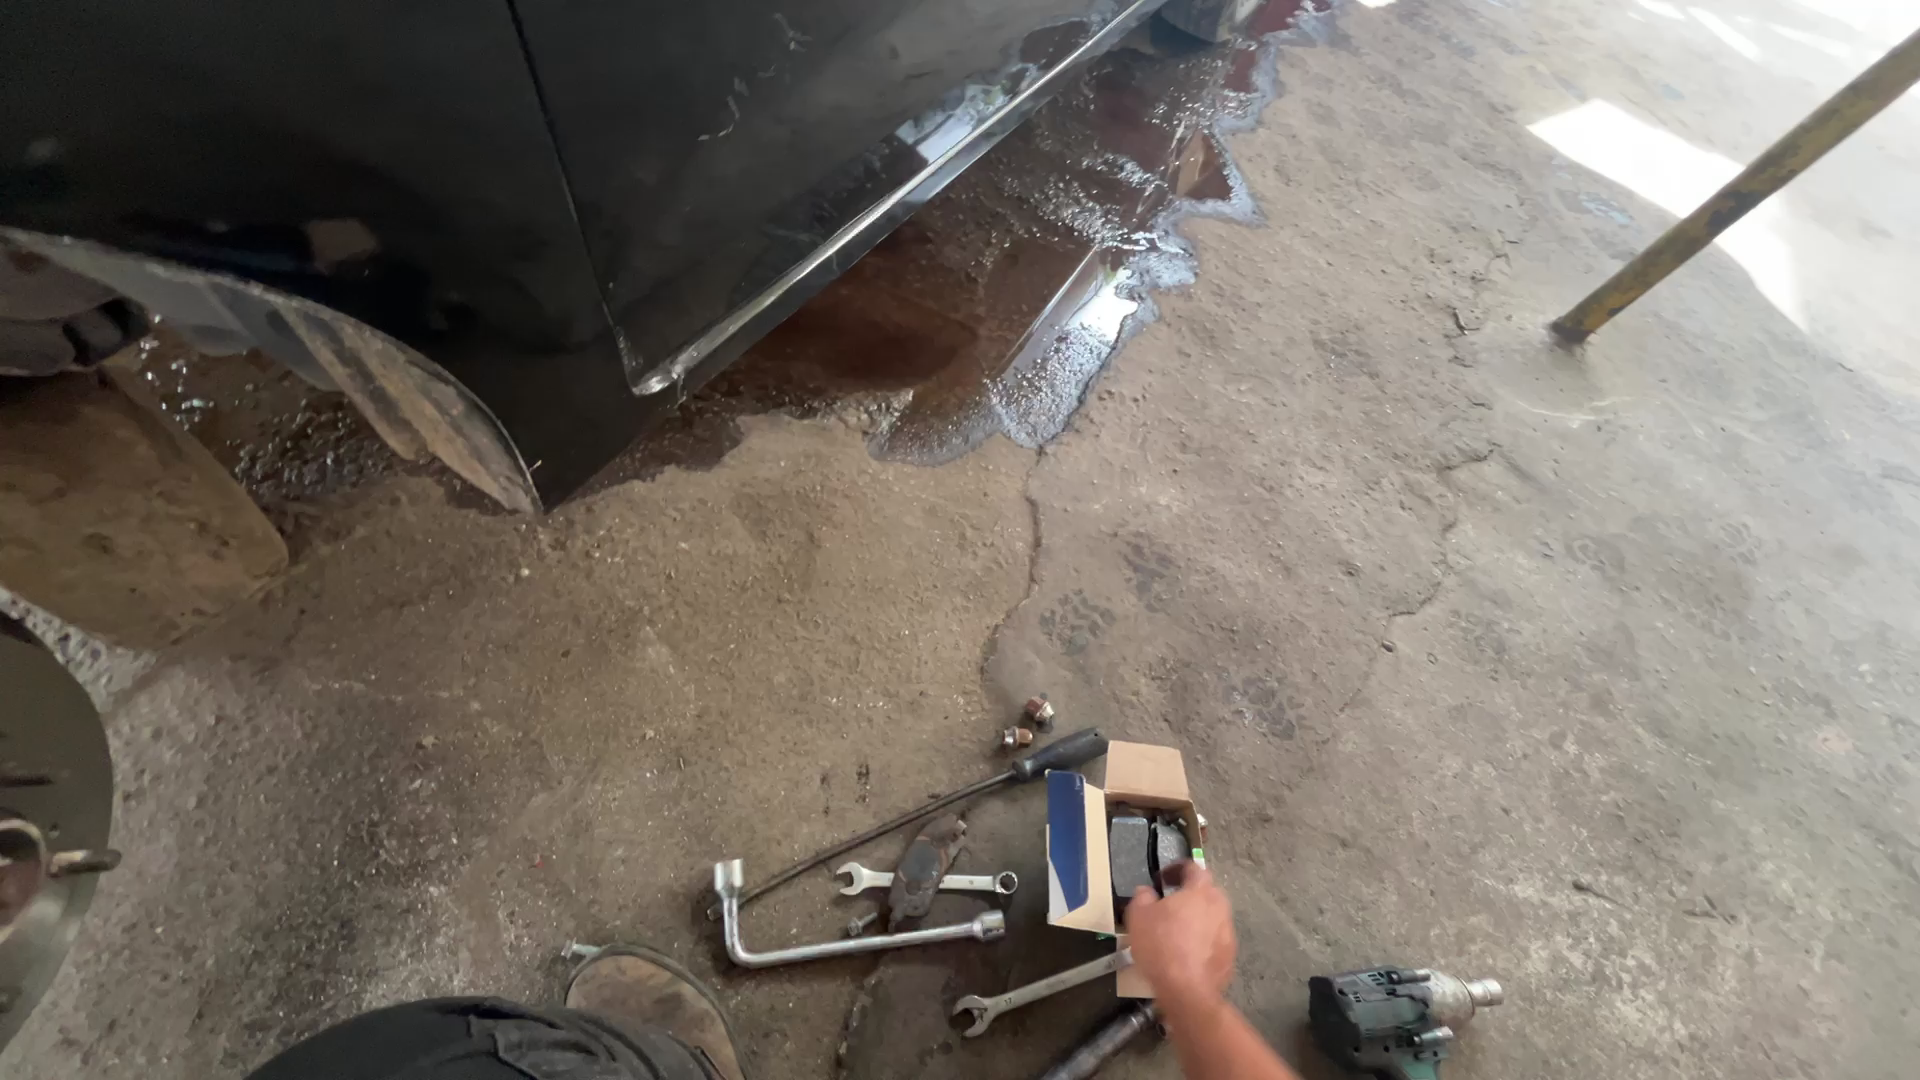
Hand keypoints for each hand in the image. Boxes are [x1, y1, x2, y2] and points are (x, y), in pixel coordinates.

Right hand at [1123, 862, 1235, 1014]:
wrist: (1186, 992)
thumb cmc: (1161, 946)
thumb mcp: (1138, 915)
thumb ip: (1143, 896)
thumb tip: (1148, 892)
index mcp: (1199, 891)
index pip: (1194, 868)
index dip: (1177, 869)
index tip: (1162, 880)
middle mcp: (1219, 908)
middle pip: (1208, 891)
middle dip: (1190, 894)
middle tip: (1170, 904)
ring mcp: (1228, 934)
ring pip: (1213, 917)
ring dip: (1198, 918)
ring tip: (1178, 931)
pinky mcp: (1230, 958)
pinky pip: (1215, 940)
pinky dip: (1203, 941)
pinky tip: (1187, 954)